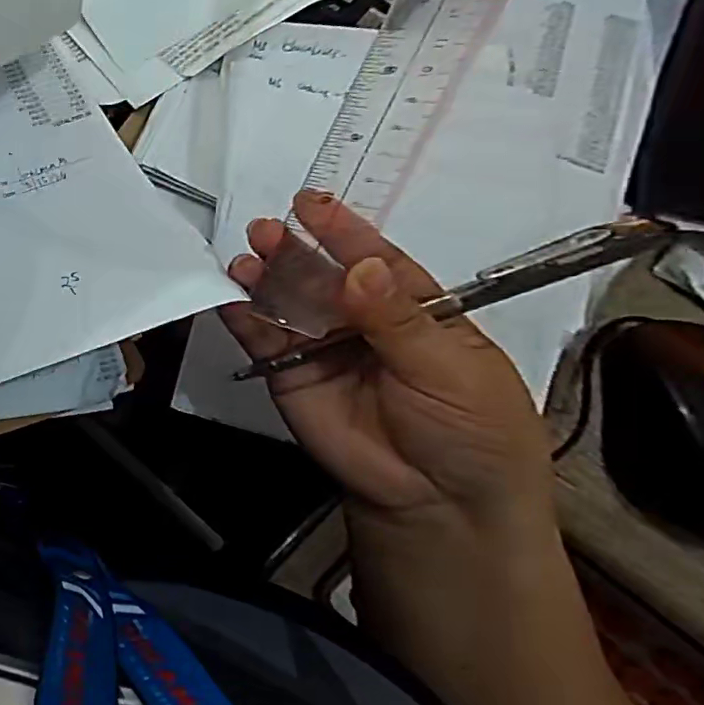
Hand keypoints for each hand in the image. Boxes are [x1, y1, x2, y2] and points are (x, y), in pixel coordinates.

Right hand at [218, 191, 555, 529]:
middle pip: (321, 276)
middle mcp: (361, 322)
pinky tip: (230, 296)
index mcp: (415, 312)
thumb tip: (360, 269)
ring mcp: (320, 347)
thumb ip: (397, 320)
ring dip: (263, 278)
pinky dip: (242, 316)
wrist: (434, 501)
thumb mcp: (451, 368)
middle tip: (268, 230)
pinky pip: (260, 339)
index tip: (313, 204)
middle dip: (294, 251)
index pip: (377, 262)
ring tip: (246, 260)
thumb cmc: (473, 432)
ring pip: (285, 301)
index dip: (345, 233)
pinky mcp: (286, 373)